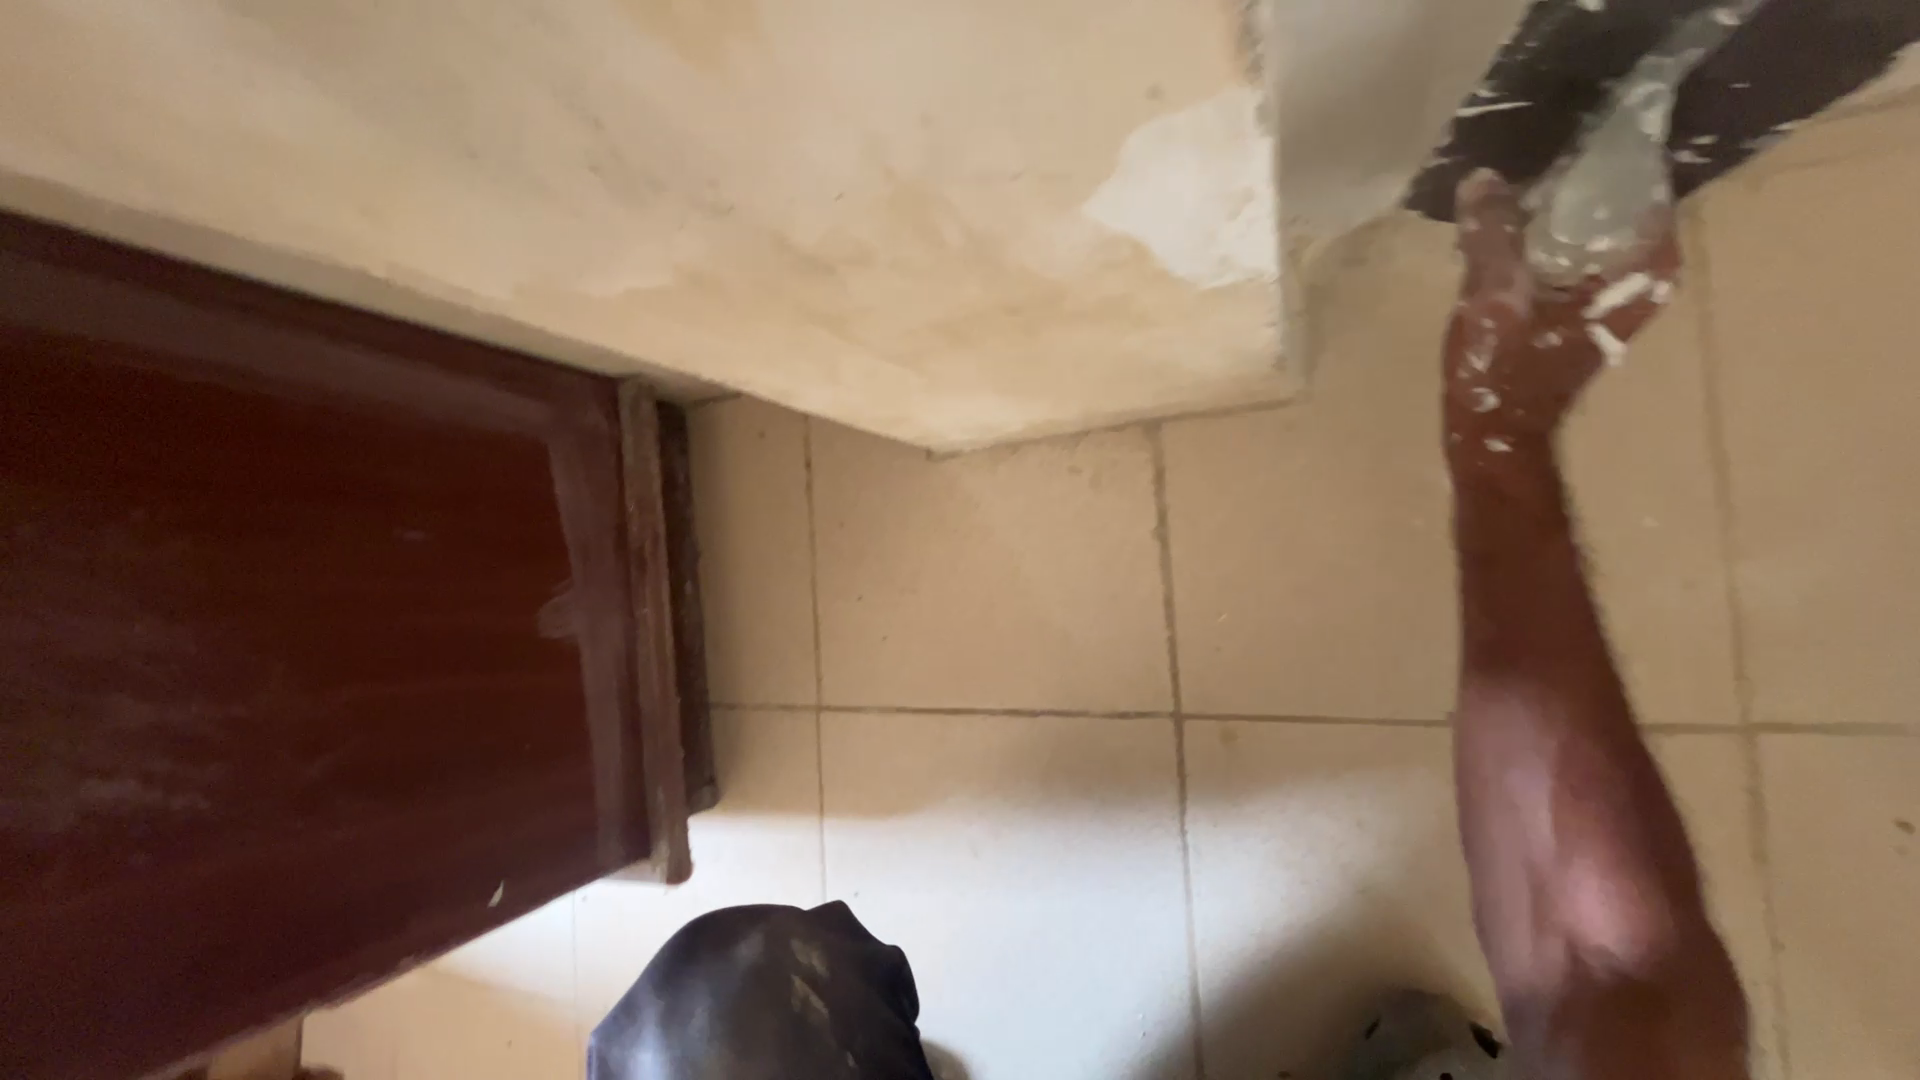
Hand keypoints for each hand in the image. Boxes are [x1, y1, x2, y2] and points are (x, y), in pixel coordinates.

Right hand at [1443, 169, 1679, 467]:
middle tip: (1531, 163)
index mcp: (1639, 274)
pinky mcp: (1578, 314)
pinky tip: (1506, 239)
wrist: (1490, 438)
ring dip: (1553, 219)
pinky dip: (1542, 247)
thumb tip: (1484, 178)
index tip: (1568, 141)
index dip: (1606, 162)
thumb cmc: (1500, 376)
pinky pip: (1567, 260)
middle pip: (1613, 213)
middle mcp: (1637, 283)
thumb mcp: (1491, 300)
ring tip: (1514, 195)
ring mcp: (1608, 300)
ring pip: (1587, 237)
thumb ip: (1491, 236)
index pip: (1642, 191)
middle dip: (1574, 189)